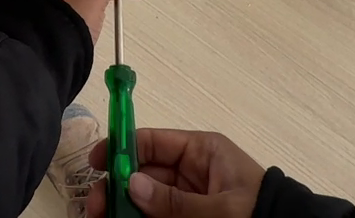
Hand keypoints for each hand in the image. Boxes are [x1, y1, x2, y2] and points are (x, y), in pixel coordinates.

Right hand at [87, 128, 265, 217]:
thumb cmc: (260, 214)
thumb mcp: (220, 208)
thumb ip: (175, 200)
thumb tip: (131, 184)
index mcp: (201, 152)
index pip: (153, 142)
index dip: (123, 148)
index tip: (97, 163)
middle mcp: (191, 172)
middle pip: (144, 174)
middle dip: (117, 187)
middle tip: (95, 206)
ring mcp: (190, 200)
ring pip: (146, 200)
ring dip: (123, 208)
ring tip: (101, 217)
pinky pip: (158, 217)